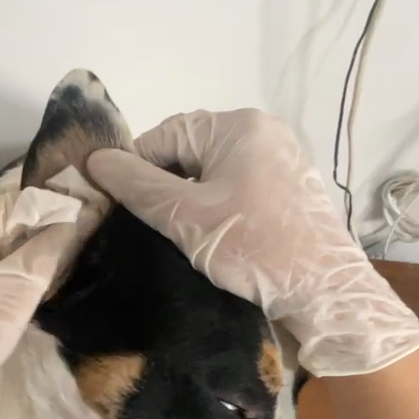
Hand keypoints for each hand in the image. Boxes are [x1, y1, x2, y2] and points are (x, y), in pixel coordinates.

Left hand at [0, 188, 79, 418]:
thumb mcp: (18, 290)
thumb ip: (48, 248)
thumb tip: (75, 216)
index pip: (18, 196)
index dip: (54, 203)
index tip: (89, 215)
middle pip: (3, 214)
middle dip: (40, 222)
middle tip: (80, 237)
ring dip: (24, 244)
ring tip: (61, 255)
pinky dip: (5, 261)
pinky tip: (27, 277)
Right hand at [86, 109, 418, 375]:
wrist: (323, 293)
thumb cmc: (252, 247)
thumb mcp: (183, 216)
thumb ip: (135, 185)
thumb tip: (94, 160)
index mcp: (238, 126)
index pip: (161, 137)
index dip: (133, 171)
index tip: (119, 208)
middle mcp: (262, 131)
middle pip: (184, 152)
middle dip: (160, 185)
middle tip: (148, 225)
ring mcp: (278, 158)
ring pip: (205, 172)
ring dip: (183, 199)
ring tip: (175, 233)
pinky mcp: (284, 187)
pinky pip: (230, 186)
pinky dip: (210, 206)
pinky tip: (205, 235)